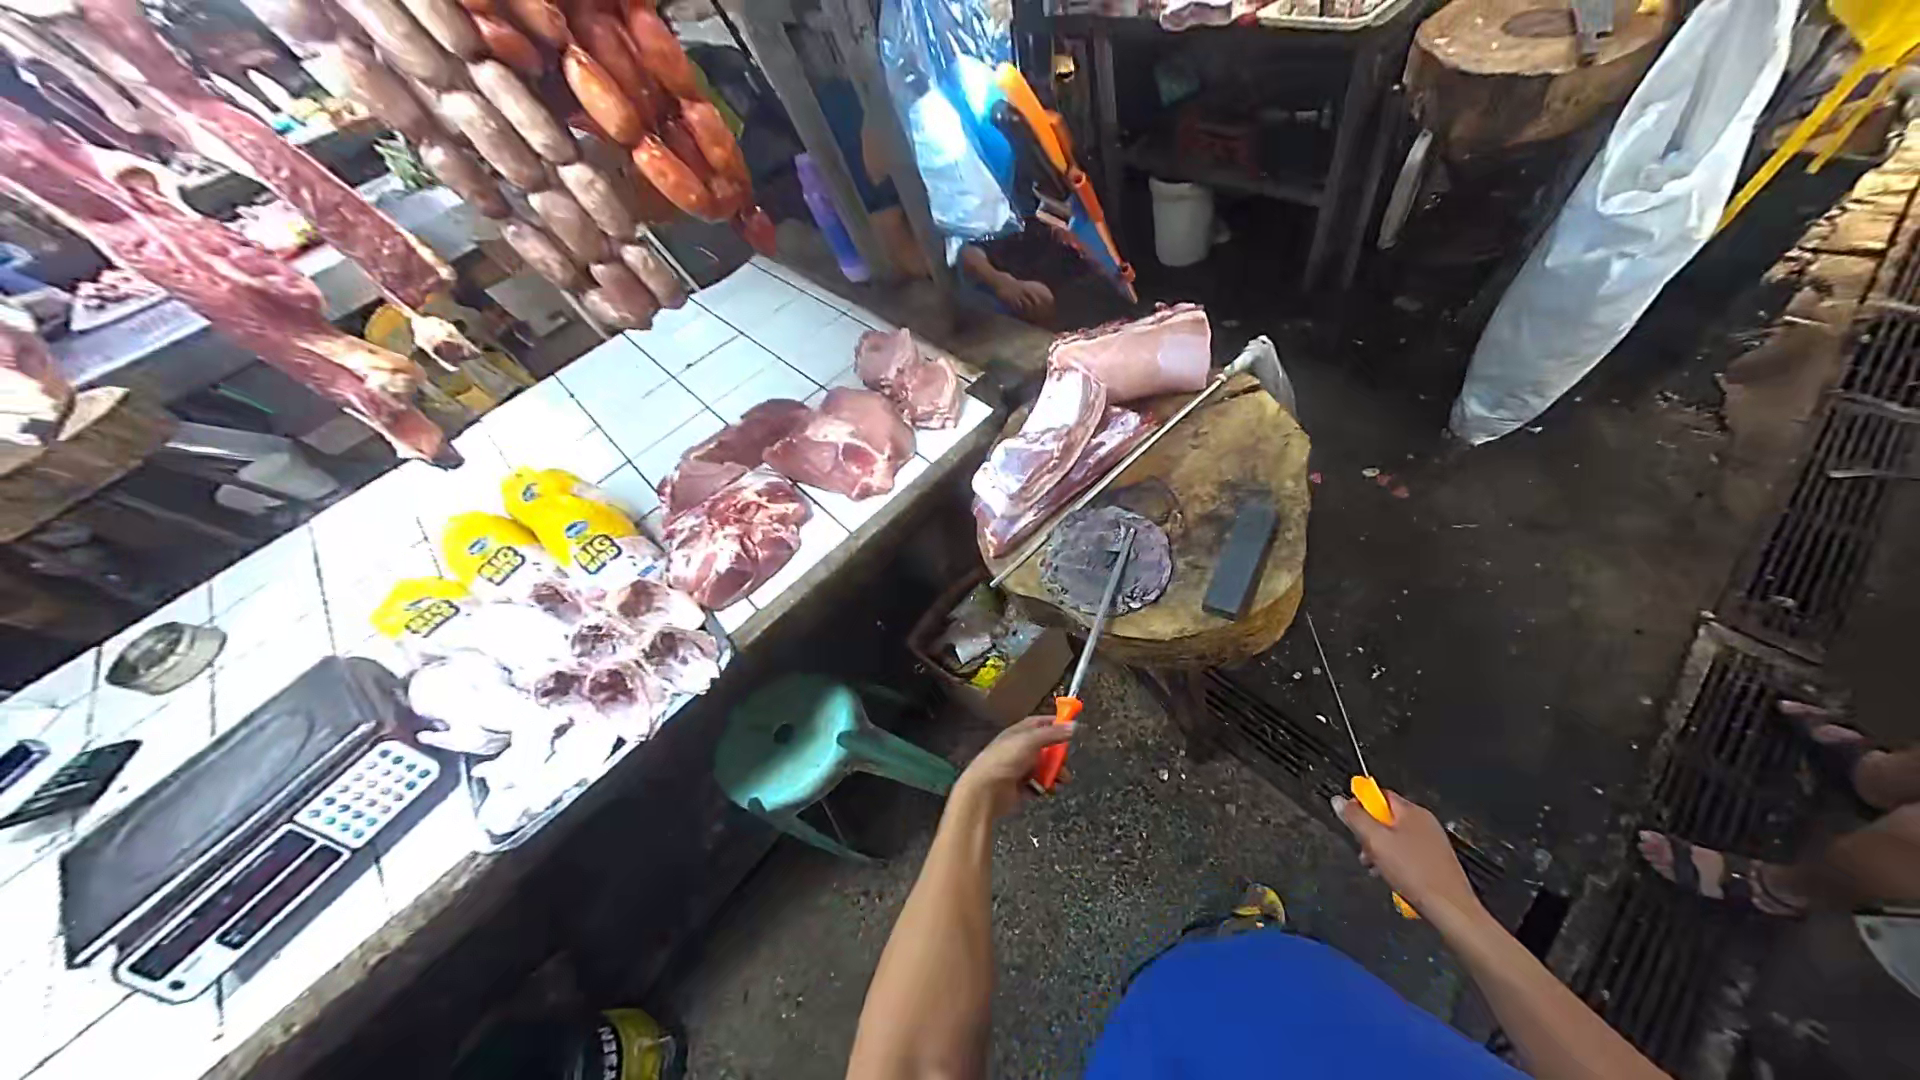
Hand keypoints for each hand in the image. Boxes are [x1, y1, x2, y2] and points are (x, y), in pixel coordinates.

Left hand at [952, 715, 1073, 820]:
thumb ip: (1053, 734)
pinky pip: (1039, 784)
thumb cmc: (1006, 759)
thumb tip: (1074, 726)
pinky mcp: (1021, 786)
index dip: (1055, 724)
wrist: (986, 790)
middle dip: (1058, 756)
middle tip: (1065, 763)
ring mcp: (1020, 768)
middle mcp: (1020, 749)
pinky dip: (1046, 787)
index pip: (1039, 723)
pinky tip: (1050, 790)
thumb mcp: (1030, 741)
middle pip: (1046, 748)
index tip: (1071, 728)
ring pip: (1045, 767)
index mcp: (1019, 733)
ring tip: (1062, 781)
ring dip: (1055, 773)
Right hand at [1332, 789, 1483, 923]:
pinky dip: (1395, 861)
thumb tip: (1339, 800)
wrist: (1451, 909)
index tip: (1351, 822)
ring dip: (1379, 849)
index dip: (1361, 805)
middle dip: (1369, 833)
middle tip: (1364, 850)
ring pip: (1395, 837)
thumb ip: (1354, 817)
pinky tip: (1392, 876)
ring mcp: (1433, 843)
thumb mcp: (1374, 840)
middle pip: (1385, 817)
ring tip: (1376, 867)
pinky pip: (1407, 853)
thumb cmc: (1413, 871)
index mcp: (1412, 811)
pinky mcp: (1436, 861)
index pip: (1379, 794)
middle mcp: (1425, 823)